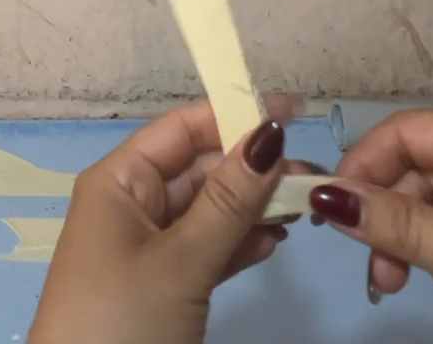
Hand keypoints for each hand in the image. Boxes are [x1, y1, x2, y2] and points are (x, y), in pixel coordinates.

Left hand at [28, 99, 295, 343]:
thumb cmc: (122, 321)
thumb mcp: (179, 261)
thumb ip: (229, 202)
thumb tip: (269, 133)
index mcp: (119, 179)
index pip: (181, 130)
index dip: (232, 114)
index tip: (291, 111)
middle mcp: (131, 201)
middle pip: (198, 168)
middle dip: (251, 167)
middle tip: (313, 173)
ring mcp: (147, 244)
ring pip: (207, 209)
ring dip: (252, 206)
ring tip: (304, 207)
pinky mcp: (163, 283)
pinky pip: (207, 246)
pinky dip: (239, 242)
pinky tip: (274, 240)